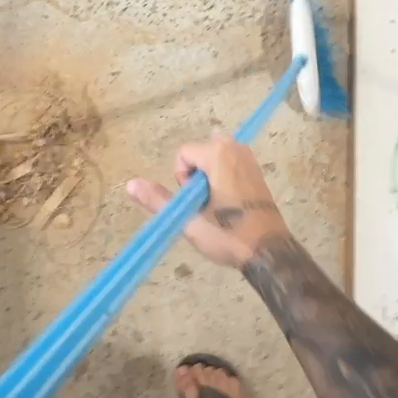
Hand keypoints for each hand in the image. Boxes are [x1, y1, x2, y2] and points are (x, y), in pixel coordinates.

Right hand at [127, 135, 291, 266]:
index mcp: (218, 153)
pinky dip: (223, 179)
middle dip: (196, 176)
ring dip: (209, 178)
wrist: (267, 250)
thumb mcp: (188, 219)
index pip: (183, 154)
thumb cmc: (227, 234)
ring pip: (213, 159)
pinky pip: (228, 164)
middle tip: (206, 205)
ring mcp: (248, 157)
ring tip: (218, 206)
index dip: (182, 179)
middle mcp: (235, 147)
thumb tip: (130, 184)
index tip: (195, 202)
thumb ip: (158, 199)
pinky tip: (230, 205)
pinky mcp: (256, 169)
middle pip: (199, 154)